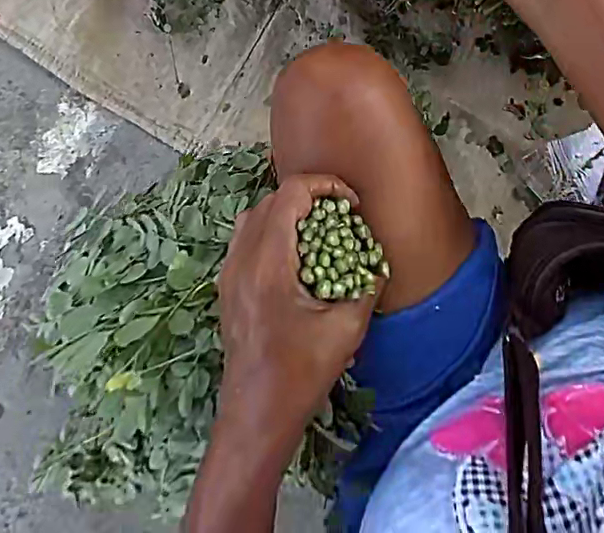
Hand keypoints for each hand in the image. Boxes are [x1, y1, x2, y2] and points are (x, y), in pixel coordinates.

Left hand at [217, 173, 376, 430]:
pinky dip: (272, 229)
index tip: (350, 206)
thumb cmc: (301, 374)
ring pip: (255, 214)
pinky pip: (246, 237)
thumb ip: (367, 285)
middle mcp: (242, 260)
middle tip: (339, 217)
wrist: (255, 417)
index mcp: (269, 264)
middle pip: (273, 198)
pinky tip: (295, 256)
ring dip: (288, 211)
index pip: (291, 192)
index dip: (326, 186)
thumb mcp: (348, 328)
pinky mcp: (226, 286)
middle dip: (311, 196)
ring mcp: (228, 273)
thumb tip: (378, 260)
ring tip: (317, 231)